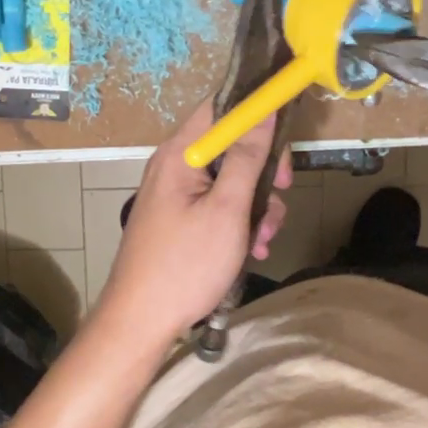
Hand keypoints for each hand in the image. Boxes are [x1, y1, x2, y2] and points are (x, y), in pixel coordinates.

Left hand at [96, 108, 289, 342]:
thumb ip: (247, 157)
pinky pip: (217, 207)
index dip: (256, 114)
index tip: (285, 140)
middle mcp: (174, 167)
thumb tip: (263, 110)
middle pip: (230, 146)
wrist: (141, 320)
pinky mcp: (178, 221)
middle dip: (262, 171)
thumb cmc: (186, 264)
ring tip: (263, 241)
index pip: (221, 107)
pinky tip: (250, 251)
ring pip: (230, 182)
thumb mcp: (227, 210)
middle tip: (282, 194)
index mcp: (180, 154)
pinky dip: (238, 224)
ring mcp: (175, 196)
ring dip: (256, 207)